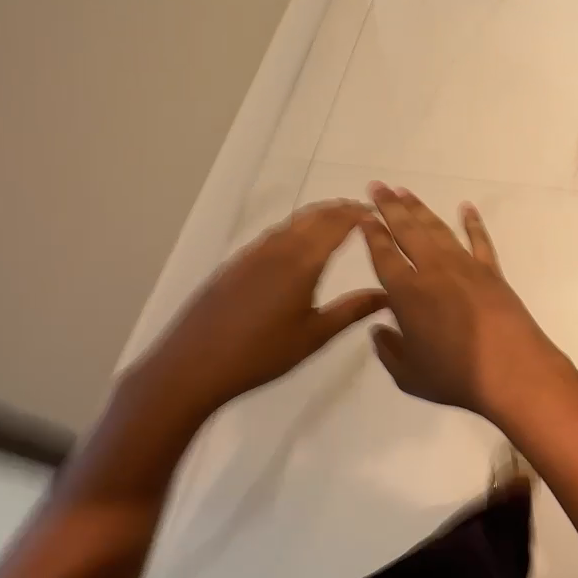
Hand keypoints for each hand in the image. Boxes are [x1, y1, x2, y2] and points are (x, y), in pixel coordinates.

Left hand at [134, 200, 387, 419]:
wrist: (189, 368)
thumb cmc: (259, 355)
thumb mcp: (314, 337)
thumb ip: (352, 310)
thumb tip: (389, 294)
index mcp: (302, 261)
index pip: (339, 224)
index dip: (361, 214)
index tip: (380, 214)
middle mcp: (279, 248)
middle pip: (316, 216)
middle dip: (342, 209)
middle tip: (364, 212)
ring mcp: (252, 254)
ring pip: (293, 223)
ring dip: (319, 216)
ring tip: (337, 222)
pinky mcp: (235, 265)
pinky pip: (274, 234)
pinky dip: (296, 228)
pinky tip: (297, 245)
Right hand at [360, 183, 568, 423]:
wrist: (511, 369)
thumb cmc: (455, 376)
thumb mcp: (409, 375)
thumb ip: (389, 350)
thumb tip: (378, 329)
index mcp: (407, 294)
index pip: (384, 256)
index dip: (372, 234)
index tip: (363, 215)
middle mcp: (434, 271)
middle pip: (408, 231)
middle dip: (390, 207)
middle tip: (378, 186)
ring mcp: (466, 267)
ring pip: (439, 230)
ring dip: (421, 209)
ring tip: (405, 192)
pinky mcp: (492, 271)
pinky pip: (480, 240)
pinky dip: (473, 223)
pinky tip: (466, 208)